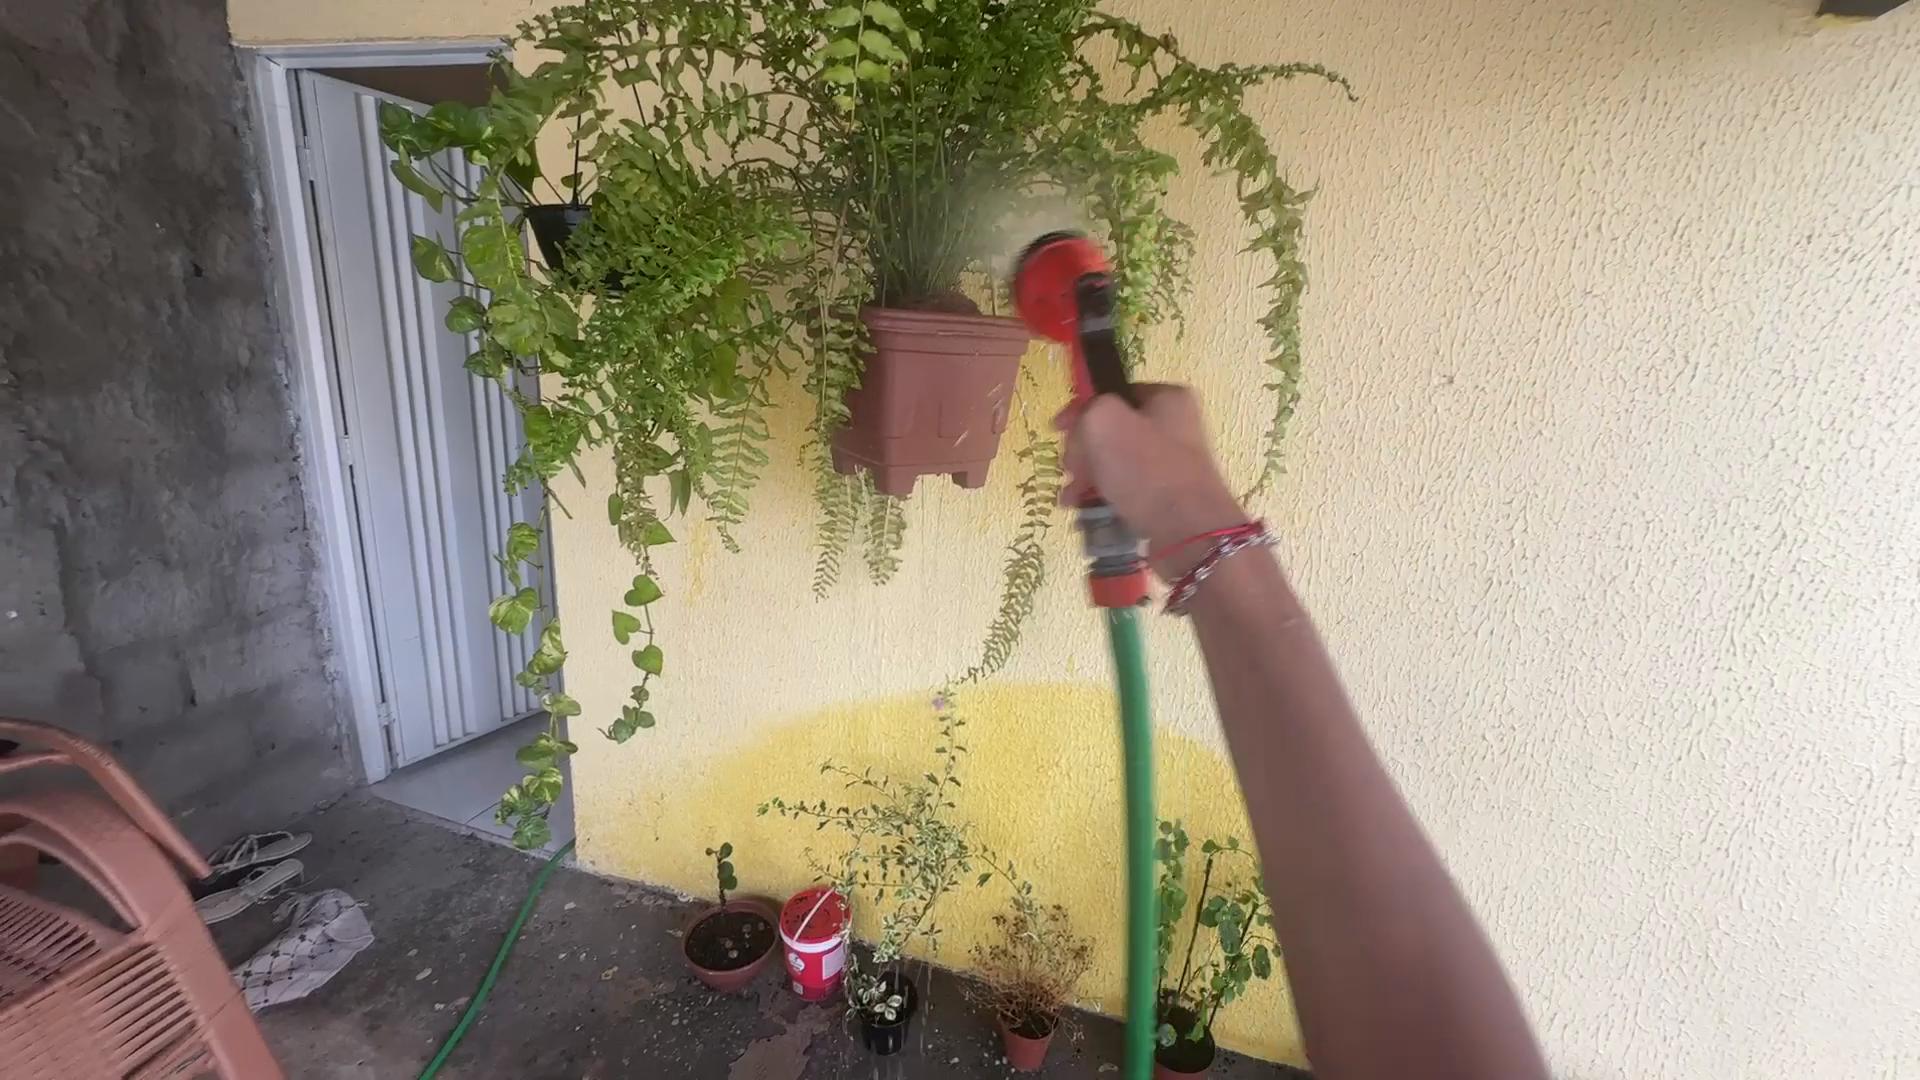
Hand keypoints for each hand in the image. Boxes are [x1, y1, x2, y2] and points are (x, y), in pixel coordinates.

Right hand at [1054, 383, 1249, 579]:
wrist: (1186, 531)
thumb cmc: (1145, 469)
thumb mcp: (1104, 421)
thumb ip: (1085, 411)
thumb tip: (1082, 434)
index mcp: (1166, 398)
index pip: (1111, 393)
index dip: (1079, 409)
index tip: (1056, 431)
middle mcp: (1174, 427)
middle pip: (1109, 431)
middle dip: (1081, 451)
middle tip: (1069, 469)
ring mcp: (1171, 465)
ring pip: (1113, 464)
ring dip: (1086, 478)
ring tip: (1071, 498)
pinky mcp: (1165, 498)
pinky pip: (1123, 490)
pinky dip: (1101, 498)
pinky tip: (1085, 511)